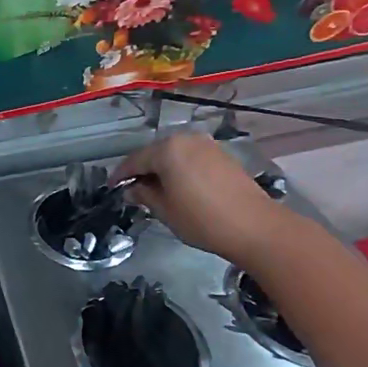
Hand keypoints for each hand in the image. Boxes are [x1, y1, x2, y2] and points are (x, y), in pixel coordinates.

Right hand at [110, 131, 297, 265]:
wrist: (255, 227)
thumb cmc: (201, 219)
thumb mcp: (164, 210)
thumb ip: (143, 194)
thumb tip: (131, 189)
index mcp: (167, 149)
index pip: (135, 160)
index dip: (120, 175)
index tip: (112, 187)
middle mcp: (186, 139)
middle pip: (155, 153)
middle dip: (143, 170)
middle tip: (132, 190)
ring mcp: (207, 145)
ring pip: (174, 155)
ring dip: (162, 170)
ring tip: (155, 190)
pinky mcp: (222, 156)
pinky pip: (191, 158)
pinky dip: (180, 169)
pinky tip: (179, 187)